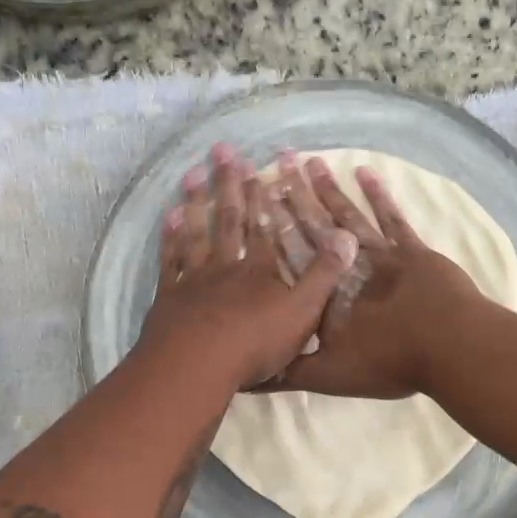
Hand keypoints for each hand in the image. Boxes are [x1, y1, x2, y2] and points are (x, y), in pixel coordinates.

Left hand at [135, 144, 359, 388]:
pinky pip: (169, 261)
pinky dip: (169, 239)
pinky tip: (168, 219)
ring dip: (194, 203)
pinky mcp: (169, 298)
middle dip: (227, 184)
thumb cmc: (254, 343)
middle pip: (227, 219)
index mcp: (259, 270)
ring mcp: (194, 280)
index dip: (261, 197)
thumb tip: (348, 235)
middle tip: (222, 151)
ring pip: (195, 233)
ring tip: (191, 174)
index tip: (257, 167)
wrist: (195, 365)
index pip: (263, 227)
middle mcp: (226, 266)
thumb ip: (324, 275)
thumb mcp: (302, 312)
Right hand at [262, 152, 488, 398]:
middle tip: (275, 166)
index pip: (289, 258)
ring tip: (308, 162)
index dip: (271, 232)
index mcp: (323, 296)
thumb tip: (245, 377)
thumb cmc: (390, 361)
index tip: (254, 204)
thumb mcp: (331, 376)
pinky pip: (391, 217)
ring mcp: (381, 254)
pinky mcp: (413, 250)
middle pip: (315, 228)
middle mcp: (347, 267)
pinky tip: (364, 172)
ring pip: (348, 216)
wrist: (451, 346)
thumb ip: (289, 373)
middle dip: (294, 198)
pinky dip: (378, 194)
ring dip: (327, 189)